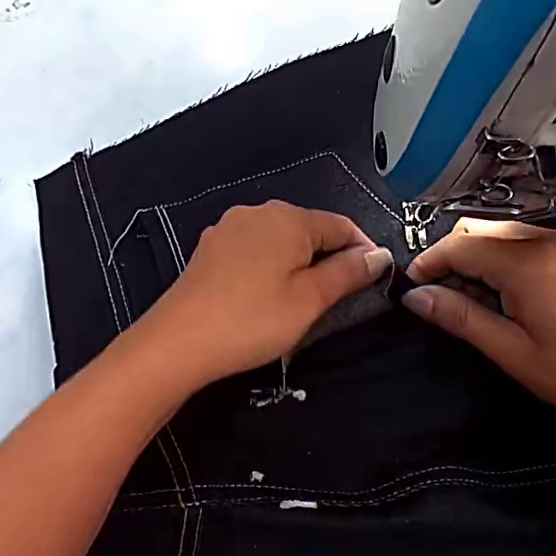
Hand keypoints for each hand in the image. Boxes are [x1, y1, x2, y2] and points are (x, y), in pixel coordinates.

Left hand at [129, 201, 391, 387]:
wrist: (176, 344)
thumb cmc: (253, 320)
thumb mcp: (310, 299)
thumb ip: (348, 272)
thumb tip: (379, 255)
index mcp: (288, 218)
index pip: (342, 225)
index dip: (364, 251)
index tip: (375, 280)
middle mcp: (259, 212)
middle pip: (311, 229)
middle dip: (332, 257)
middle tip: (341, 297)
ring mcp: (229, 228)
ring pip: (282, 240)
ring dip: (302, 263)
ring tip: (306, 300)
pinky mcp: (211, 249)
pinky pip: (256, 249)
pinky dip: (273, 267)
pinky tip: (268, 296)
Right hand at [401, 219, 555, 444]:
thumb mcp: (515, 353)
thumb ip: (462, 318)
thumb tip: (419, 297)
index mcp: (529, 262)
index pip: (460, 246)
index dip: (429, 263)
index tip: (412, 286)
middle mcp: (549, 241)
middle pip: (480, 232)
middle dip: (452, 260)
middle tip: (438, 299)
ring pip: (503, 236)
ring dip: (477, 261)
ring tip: (470, 304)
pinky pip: (527, 245)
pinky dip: (504, 262)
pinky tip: (505, 297)